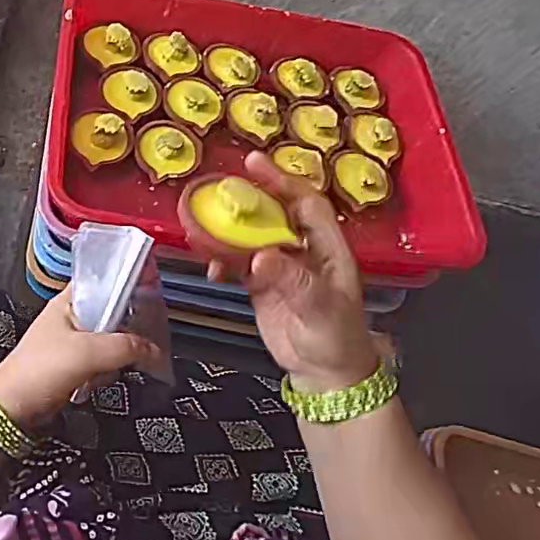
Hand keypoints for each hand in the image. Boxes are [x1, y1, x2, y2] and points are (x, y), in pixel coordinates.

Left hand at [0, 291, 163, 428]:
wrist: (13, 408)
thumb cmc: (37, 371)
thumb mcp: (89, 352)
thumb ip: (127, 346)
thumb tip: (154, 350)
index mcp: (69, 301)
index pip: (107, 281)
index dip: (129, 286)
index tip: (149, 295)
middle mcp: (72, 317)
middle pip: (116, 316)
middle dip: (124, 335)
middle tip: (125, 347)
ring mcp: (73, 342)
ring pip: (112, 343)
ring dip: (112, 361)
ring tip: (98, 371)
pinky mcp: (75, 365)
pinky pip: (103, 364)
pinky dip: (103, 375)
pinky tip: (92, 383)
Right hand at [209, 151, 379, 392]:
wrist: (324, 374)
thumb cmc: (336, 338)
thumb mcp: (319, 308)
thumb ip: (292, 281)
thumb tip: (260, 257)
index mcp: (326, 247)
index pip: (304, 203)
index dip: (281, 180)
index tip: (254, 164)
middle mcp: (302, 251)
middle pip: (273, 213)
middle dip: (248, 199)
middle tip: (217, 190)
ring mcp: (280, 267)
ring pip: (251, 237)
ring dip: (228, 231)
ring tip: (203, 227)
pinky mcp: (261, 286)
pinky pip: (238, 264)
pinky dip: (222, 262)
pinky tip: (211, 269)